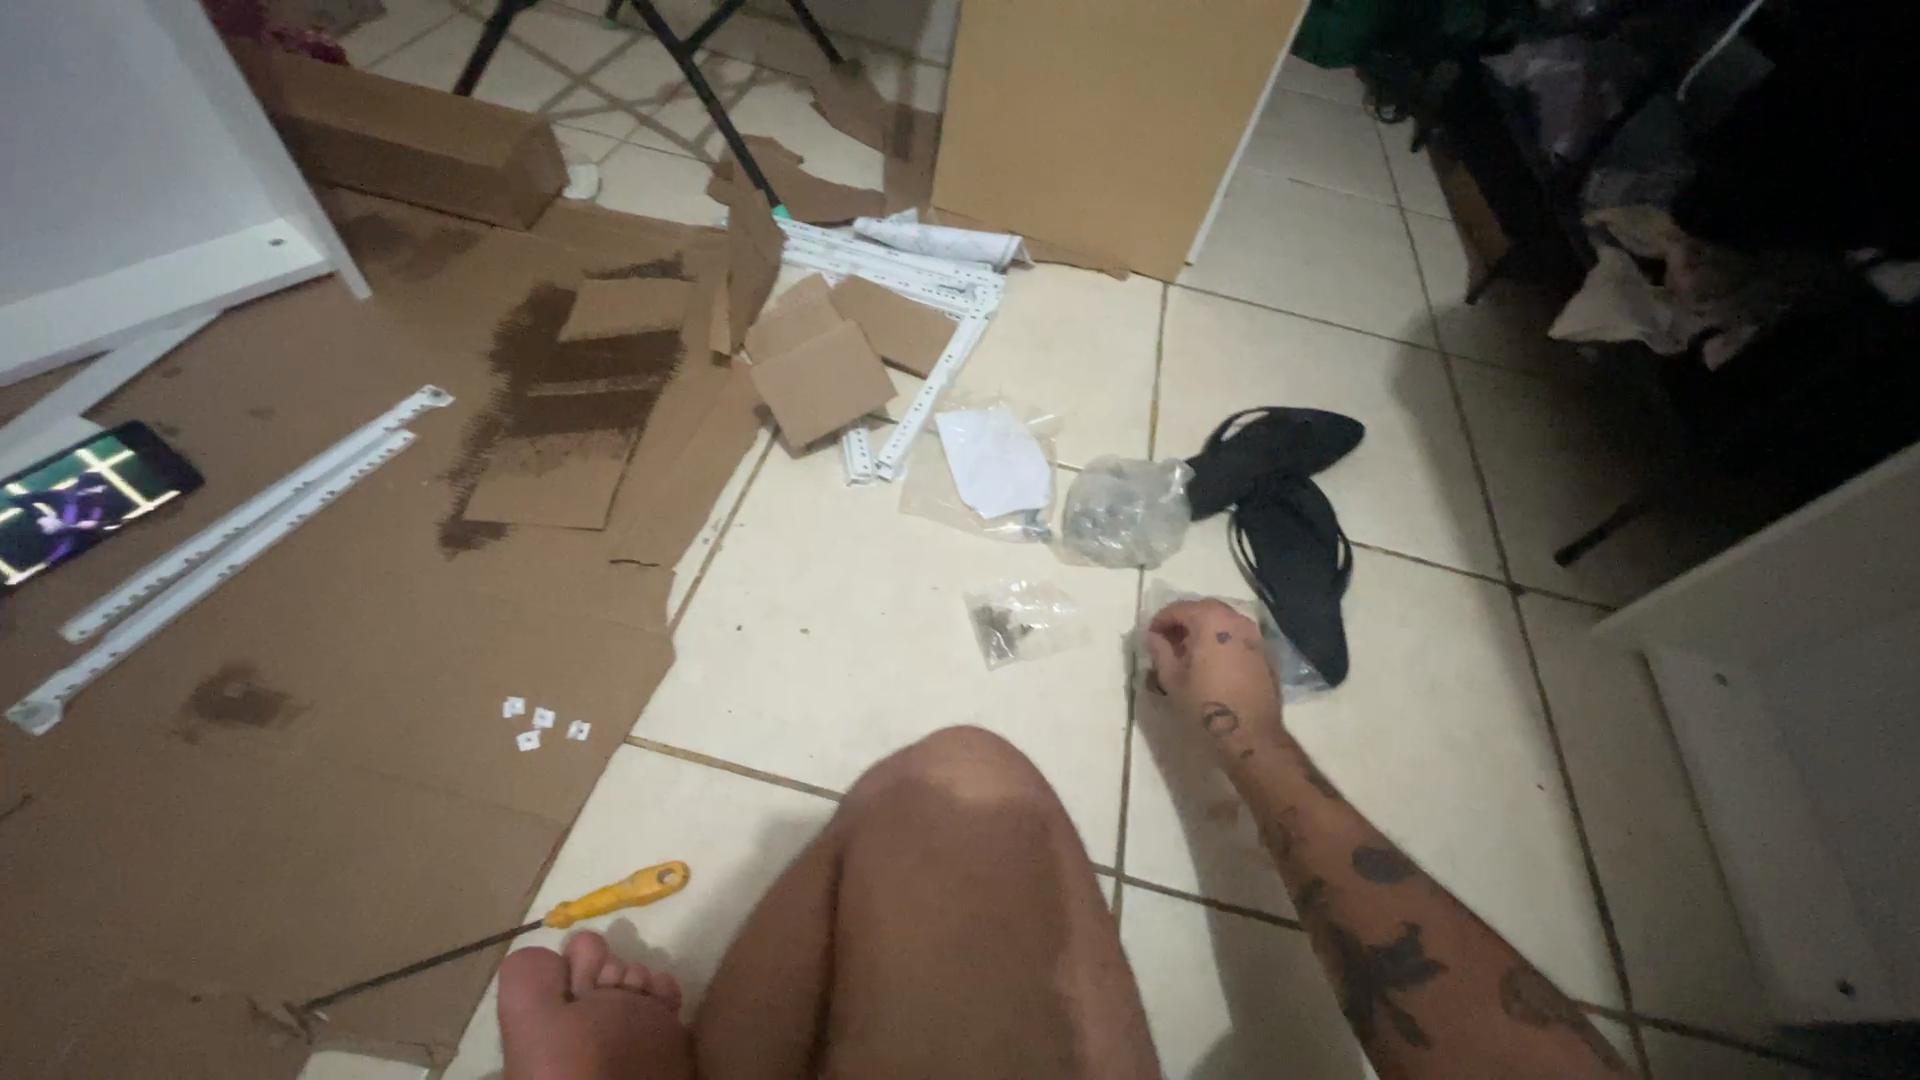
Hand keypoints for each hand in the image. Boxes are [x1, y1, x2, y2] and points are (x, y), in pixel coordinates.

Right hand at [1144, 599, 1282, 746]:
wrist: (1251, 735)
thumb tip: (1154, 637)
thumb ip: (1160, 651)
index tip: (1151, 637)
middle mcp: (1236, 620)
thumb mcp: (1171, 679)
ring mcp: (1255, 635)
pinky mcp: (1266, 653)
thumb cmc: (1205, 705)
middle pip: (1204, 609)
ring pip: (1224, 621)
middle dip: (1184, 621)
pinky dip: (1223, 640)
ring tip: (1191, 652)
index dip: (1160, 620)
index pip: (1178, 608)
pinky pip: (1239, 636)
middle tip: (1169, 642)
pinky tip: (1214, 662)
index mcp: (1210, 621)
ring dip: (1204, 629)